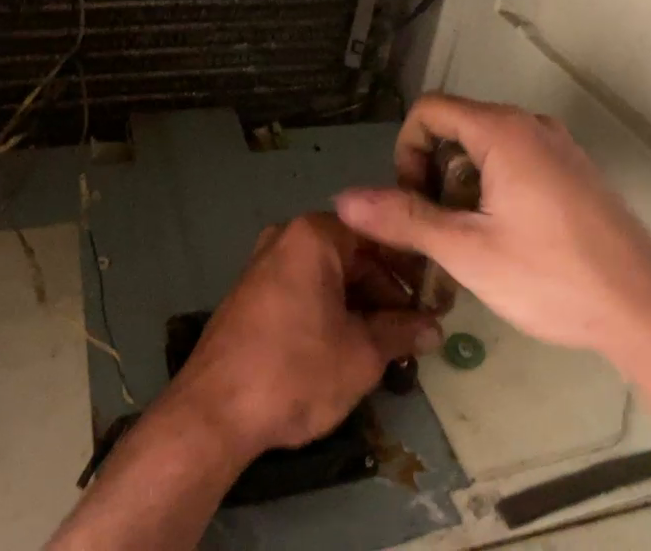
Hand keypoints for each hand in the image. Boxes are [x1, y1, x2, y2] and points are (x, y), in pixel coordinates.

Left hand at [162, 213, 441, 458]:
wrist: (214, 412)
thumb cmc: (297, 371)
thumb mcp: (362, 354)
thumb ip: (402, 333)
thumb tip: (435, 328)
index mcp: (314, 236)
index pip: (379, 237)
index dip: (411, 271)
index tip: (436, 301)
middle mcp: (284, 239)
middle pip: (351, 256)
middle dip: (385, 293)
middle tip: (415, 330)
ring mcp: (262, 266)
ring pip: (327, 278)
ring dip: (359, 307)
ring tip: (387, 346)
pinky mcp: (249, 297)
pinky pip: (302, 292)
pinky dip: (329, 313)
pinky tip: (347, 349)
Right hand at [334, 93, 650, 361]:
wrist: (647, 314)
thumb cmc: (551, 278)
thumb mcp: (466, 251)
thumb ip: (403, 219)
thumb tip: (344, 198)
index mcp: (504, 132)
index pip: (429, 110)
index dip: (405, 152)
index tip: (411, 202)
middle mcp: (533, 127)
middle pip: (457, 129)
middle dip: (433, 175)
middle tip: (438, 231)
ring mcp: (560, 150)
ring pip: (486, 151)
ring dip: (462, 188)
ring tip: (471, 244)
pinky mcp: (576, 176)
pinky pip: (517, 166)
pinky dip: (494, 192)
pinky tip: (508, 243)